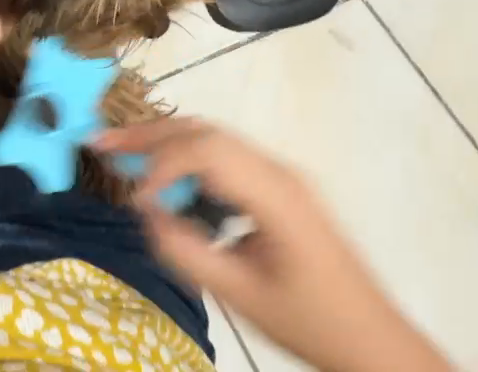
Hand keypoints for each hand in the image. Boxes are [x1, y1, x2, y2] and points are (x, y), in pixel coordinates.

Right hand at [99, 119, 451, 371]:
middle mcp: (277, 170)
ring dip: (163, 140)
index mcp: (275, 193)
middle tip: (98, 142)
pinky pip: (223, 156)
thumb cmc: (314, 325)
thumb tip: (146, 215)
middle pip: (203, 132)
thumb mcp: (244, 298)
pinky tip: (161, 174)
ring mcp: (280, 175)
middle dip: (147, 134)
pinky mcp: (278, 187)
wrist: (378, 344)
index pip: (205, 152)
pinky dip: (184, 156)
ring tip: (118, 149)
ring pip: (211, 137)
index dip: (161, 167)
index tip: (134, 201)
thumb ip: (189, 253)